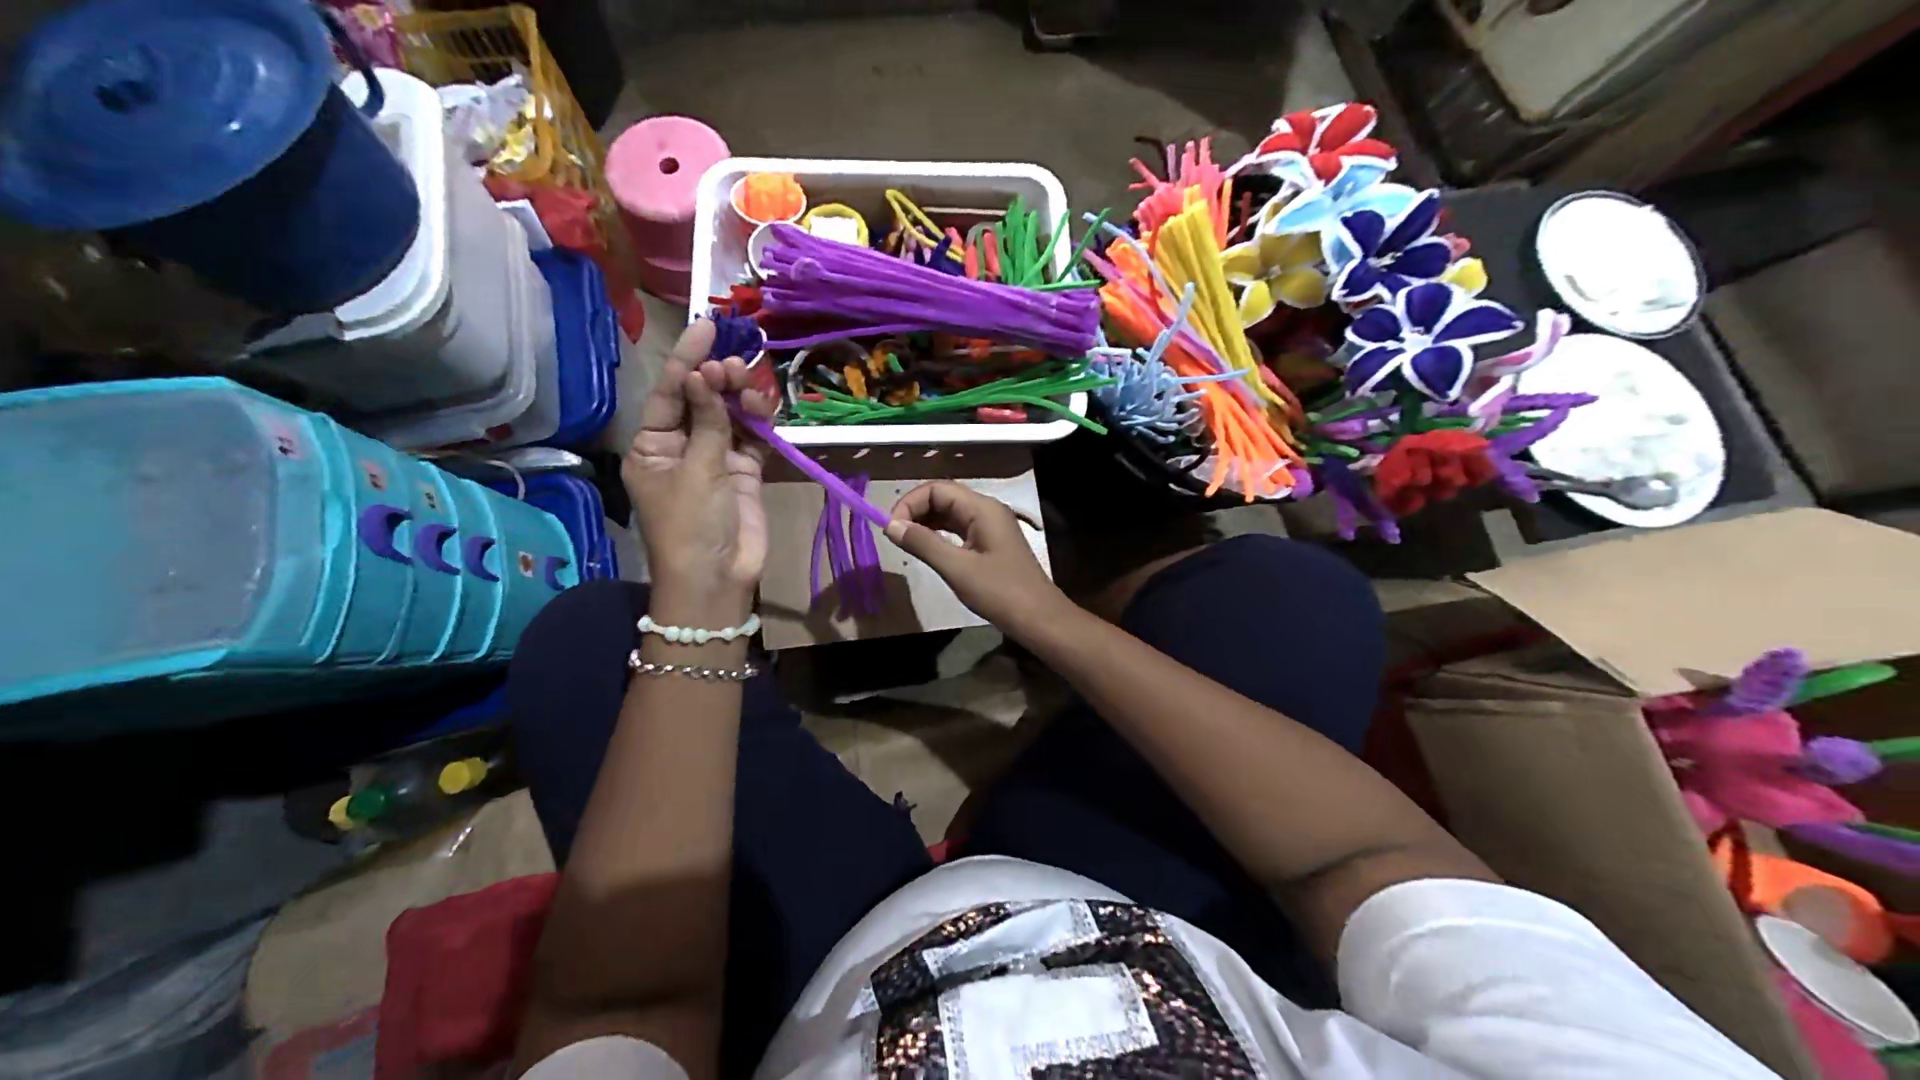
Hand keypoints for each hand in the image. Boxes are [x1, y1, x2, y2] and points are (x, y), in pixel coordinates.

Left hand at [623, 320, 776, 603]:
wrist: (718, 577)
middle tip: (735, 364)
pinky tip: (763, 406)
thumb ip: (708, 421)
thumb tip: (703, 374)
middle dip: (718, 378)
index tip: (708, 327)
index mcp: (652, 445)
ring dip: (741, 396)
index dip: (688, 358)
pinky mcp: (744, 472)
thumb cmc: (691, 525)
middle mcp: (682, 446)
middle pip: (701, 399)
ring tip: (749, 382)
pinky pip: (752, 437)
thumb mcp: (696, 470)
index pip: (669, 391)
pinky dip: (759, 421)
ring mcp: (715, 459)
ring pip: (730, 415)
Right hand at [884, 481, 1071, 632]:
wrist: (1038, 618)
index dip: (910, 503)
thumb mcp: (957, 568)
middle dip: (915, 511)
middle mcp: (987, 510)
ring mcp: (990, 526)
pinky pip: (959, 528)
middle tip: (894, 535)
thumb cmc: (1000, 592)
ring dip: (925, 522)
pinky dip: (939, 534)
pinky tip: (926, 548)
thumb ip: (923, 543)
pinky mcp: (990, 543)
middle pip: (944, 497)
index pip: (937, 489)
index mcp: (982, 508)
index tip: (891, 528)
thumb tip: (891, 525)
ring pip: (950, 513)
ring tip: (905, 542)